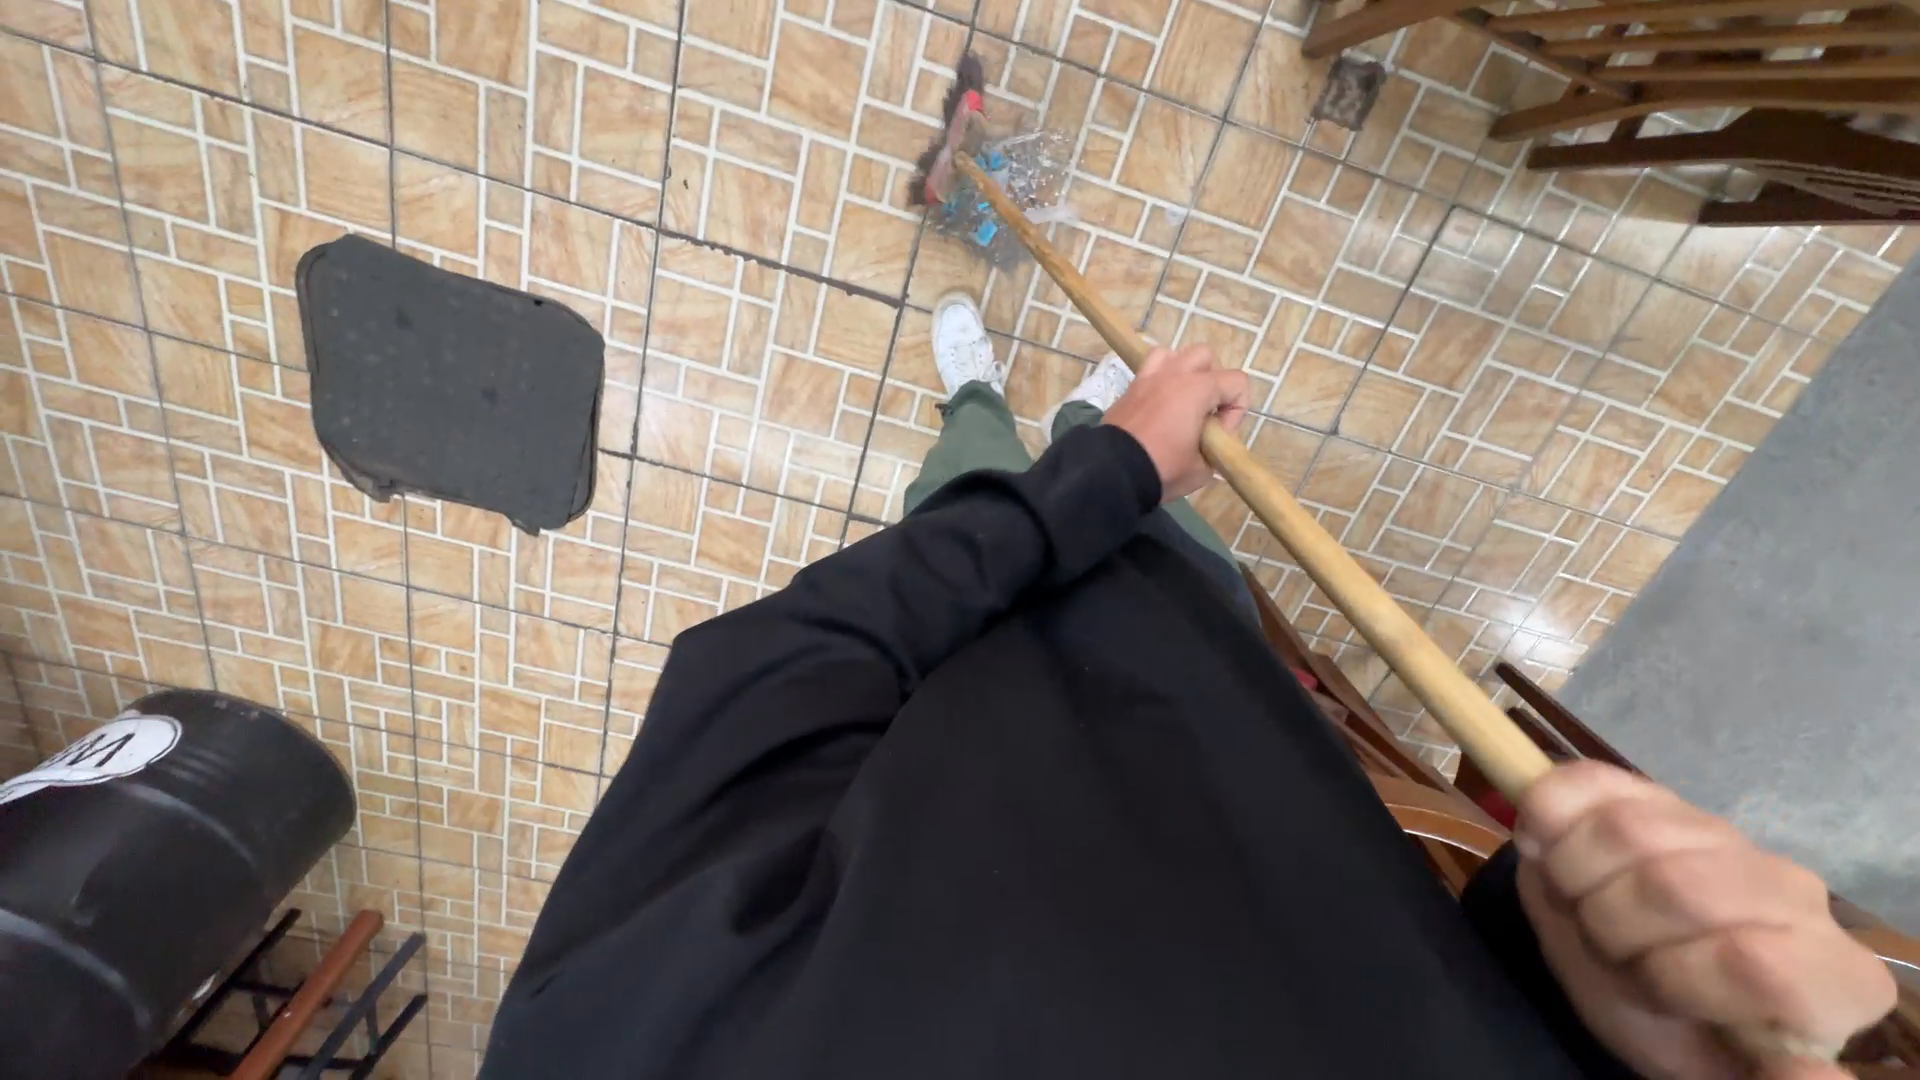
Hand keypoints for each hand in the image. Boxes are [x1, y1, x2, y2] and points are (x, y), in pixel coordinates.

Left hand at [1101, 346, 1247, 501]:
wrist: (1111, 473)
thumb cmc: (1162, 468)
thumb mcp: (1201, 469)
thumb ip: (1214, 450)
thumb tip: (1208, 444)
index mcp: (1196, 388)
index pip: (1236, 382)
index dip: (1236, 410)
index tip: (1219, 436)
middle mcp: (1172, 375)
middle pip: (1205, 356)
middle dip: (1213, 380)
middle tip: (1206, 411)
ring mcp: (1146, 378)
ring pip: (1173, 355)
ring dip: (1183, 372)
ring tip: (1182, 401)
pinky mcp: (1128, 390)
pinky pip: (1148, 371)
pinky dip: (1158, 382)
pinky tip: (1159, 407)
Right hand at [1514, 762, 1894, 1079]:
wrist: (1625, 955)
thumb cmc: (1675, 1020)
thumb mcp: (1707, 1068)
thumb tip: (1807, 1072)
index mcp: (1828, 976)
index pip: (1759, 965)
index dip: (1672, 976)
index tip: (1644, 989)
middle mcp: (1789, 890)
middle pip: (1674, 886)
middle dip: (1605, 920)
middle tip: (1596, 940)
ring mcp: (1714, 829)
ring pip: (1623, 827)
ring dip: (1569, 870)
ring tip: (1573, 894)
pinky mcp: (1645, 788)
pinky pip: (1583, 781)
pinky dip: (1546, 814)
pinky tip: (1546, 844)